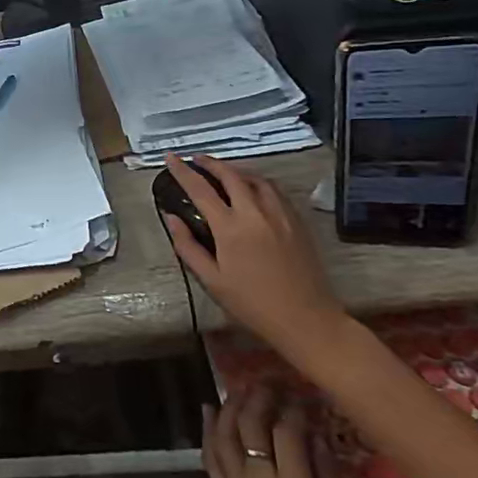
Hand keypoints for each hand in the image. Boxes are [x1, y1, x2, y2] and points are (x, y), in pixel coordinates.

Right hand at [162, 153, 348, 359]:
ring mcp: (281, 216)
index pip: (200, 189)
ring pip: (257, 180)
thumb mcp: (211, 279)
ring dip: (237, 171)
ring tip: (225, 172)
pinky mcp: (298, 223)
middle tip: (197, 159)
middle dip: (211, 163)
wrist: (307, 319)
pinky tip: (254, 191)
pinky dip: (259, 183)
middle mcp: (256, 214)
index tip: (170, 158)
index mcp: (230, 227)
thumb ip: (187, 246)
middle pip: (232, 176)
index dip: (182, 171)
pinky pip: (276, 192)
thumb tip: (171, 217)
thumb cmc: (251, 303)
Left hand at [205, 385, 365, 477]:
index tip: (303, 396)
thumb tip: (318, 436)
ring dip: (230, 407)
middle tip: (268, 380)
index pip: (287, 436)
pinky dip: (207, 430)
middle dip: (259, 398)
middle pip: (251, 428)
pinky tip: (208, 410)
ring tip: (240, 387)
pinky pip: (209, 457)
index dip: (294, 411)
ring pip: (224, 436)